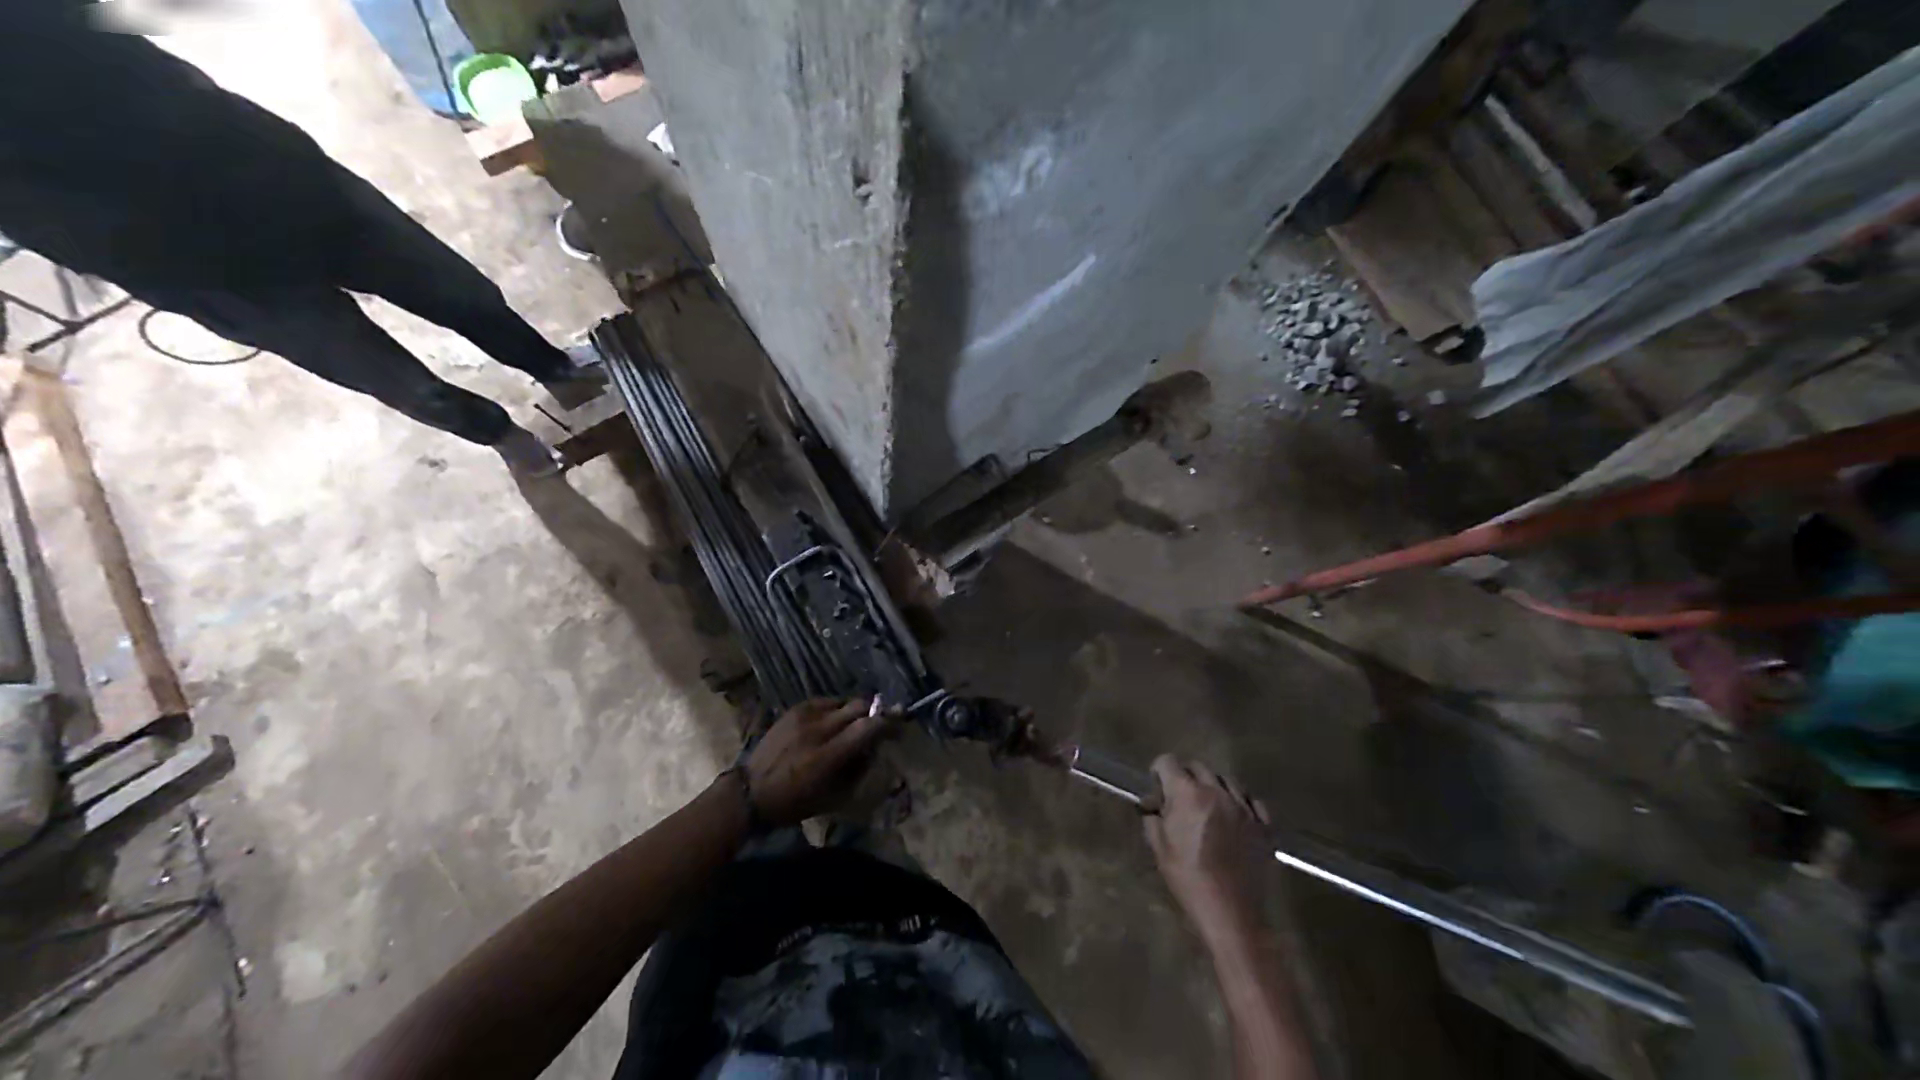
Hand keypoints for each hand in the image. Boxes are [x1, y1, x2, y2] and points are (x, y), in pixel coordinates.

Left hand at [741, 698, 894, 825]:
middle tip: (884, 722)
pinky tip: (834, 722)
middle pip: (859, 707)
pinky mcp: (795, 709)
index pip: (868, 727)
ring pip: (844, 702)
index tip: (901, 726)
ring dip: (856, 712)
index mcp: (828, 756)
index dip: (889, 723)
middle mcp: (818, 729)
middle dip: (876, 713)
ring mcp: (804, 715)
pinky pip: (826, 702)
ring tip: (856, 724)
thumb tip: (874, 748)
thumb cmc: (795, 802)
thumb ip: (859, 769)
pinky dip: (836, 710)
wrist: (751, 791)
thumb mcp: (834, 797)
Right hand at [1144, 756, 1271, 939]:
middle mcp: (1216, 791)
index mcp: (1187, 794)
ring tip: (1207, 806)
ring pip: (1225, 779)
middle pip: (1197, 766)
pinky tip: (1233, 817)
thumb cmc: (1188, 879)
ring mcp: (1243, 806)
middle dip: (1184, 776)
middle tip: (1179, 799)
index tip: (1157, 789)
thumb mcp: (1159, 848)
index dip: (1158, 772)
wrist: (1231, 912)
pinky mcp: (1263, 824)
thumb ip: (1153, 818)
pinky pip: (1250, 800)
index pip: (1168, 762)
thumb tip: (1153, 806)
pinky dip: (1239, 802)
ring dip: (1212, 786)